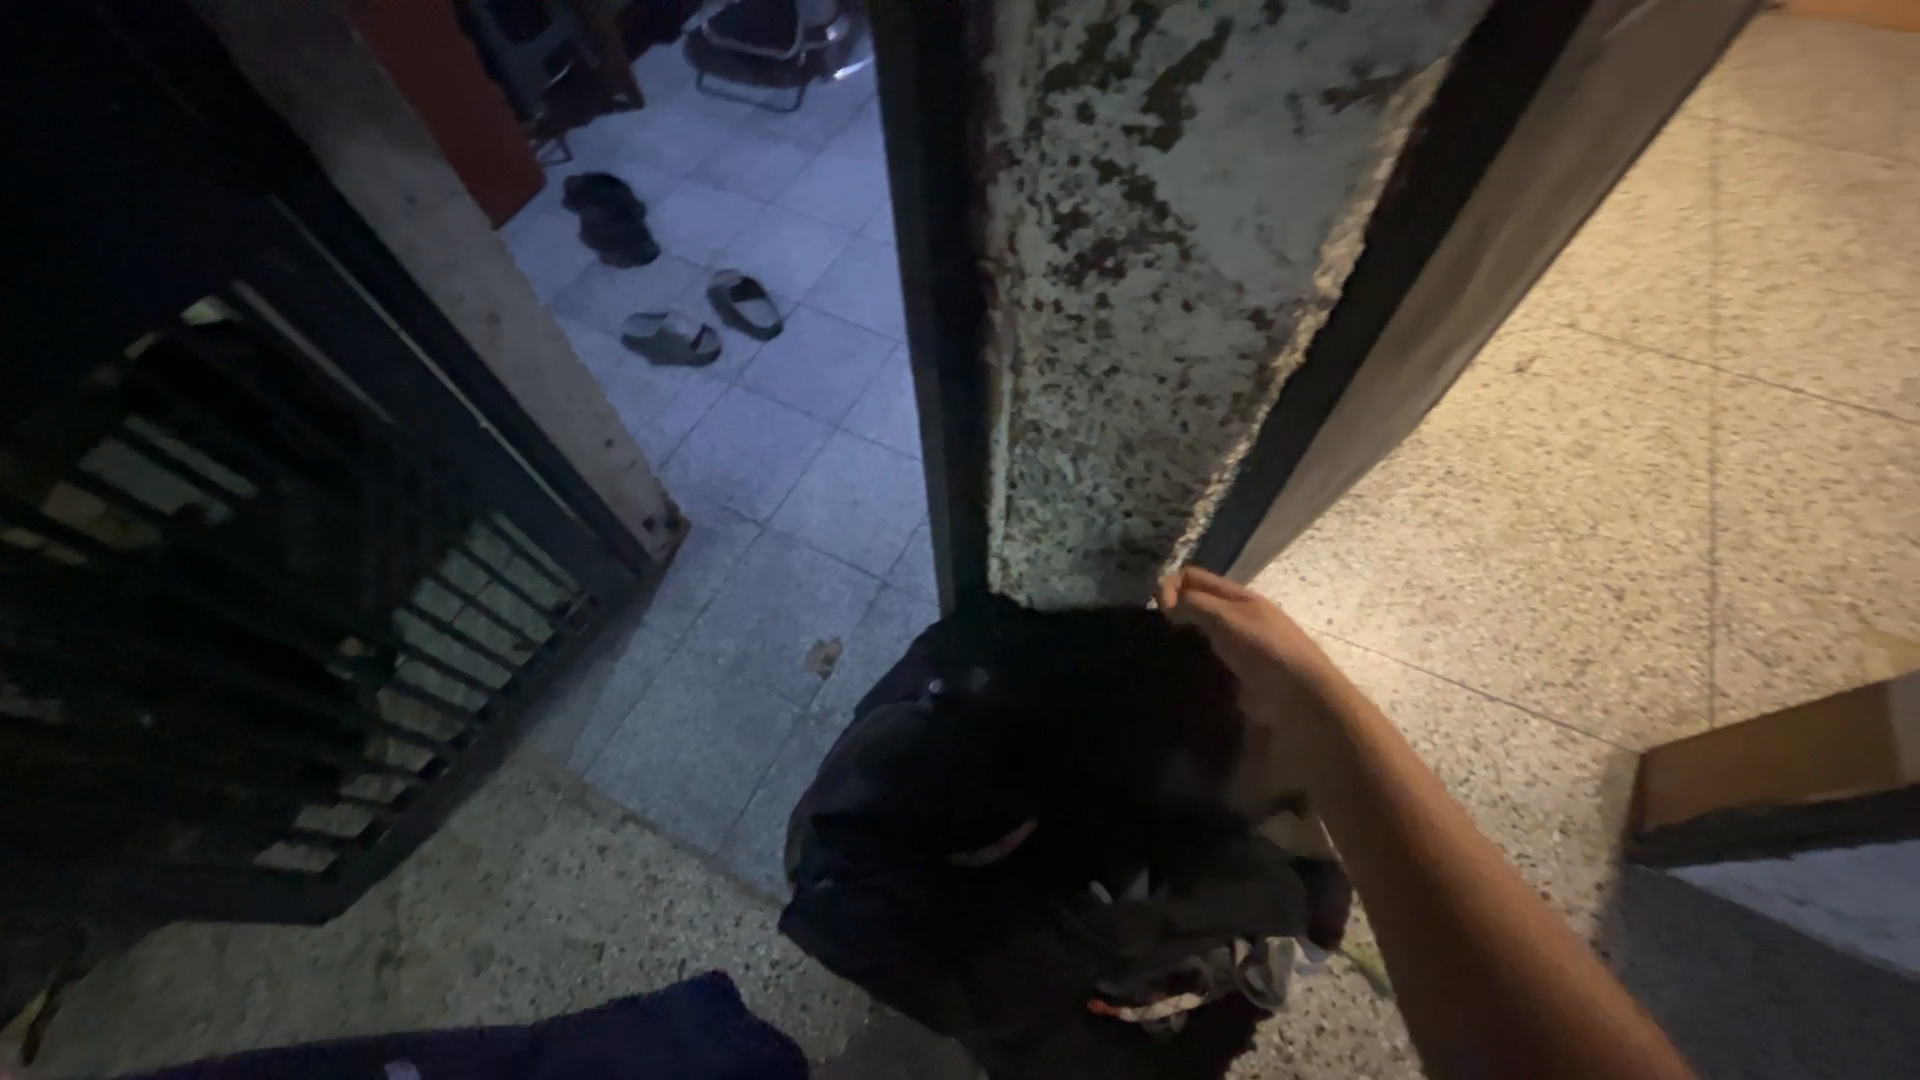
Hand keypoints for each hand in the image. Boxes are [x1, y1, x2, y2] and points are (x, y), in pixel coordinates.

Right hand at [1156, 566, 1342, 710]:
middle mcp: (1233, 618)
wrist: (1297, 698)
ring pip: (1193, 636)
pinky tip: (1174, 675)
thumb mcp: (1226, 616)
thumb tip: (1166, 606)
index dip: (1170, 586)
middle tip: (1155, 634)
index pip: (1191, 577)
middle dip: (1170, 614)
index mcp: (1236, 596)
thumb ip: (1192, 604)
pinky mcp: (1229, 676)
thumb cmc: (1263, 649)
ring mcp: (1232, 648)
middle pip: (1191, 605)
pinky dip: (1185, 667)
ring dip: (1176, 642)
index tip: (1162, 612)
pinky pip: (1199, 665)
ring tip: (1161, 656)